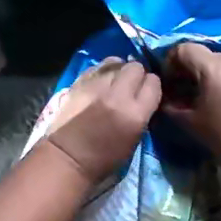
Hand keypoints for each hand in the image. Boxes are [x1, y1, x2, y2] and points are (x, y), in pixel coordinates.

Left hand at [41, 58, 161, 182]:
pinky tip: (100, 81)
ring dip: (118, 69)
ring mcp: (96, 86)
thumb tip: (143, 96)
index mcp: (135, 113)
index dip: (151, 86)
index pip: (153, 83)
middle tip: (130, 86)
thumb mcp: (135, 138)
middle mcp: (118, 95)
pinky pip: (97, 66)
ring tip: (115, 80)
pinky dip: (101, 71)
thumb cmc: (104, 158)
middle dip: (136, 74)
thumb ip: (142, 112)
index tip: (147, 92)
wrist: (67, 158)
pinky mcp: (79, 82)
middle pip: (136, 67)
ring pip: (116, 61)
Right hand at [162, 43, 220, 166]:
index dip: (170, 62)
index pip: (184, 49)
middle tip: (179, 91)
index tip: (167, 82)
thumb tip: (163, 97)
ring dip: (204, 73)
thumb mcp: (191, 122)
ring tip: (200, 96)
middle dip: (187, 69)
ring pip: (217, 61)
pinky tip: (219, 98)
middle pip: (202, 54)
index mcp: (214, 67)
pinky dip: (220, 77)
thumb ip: (171, 105)